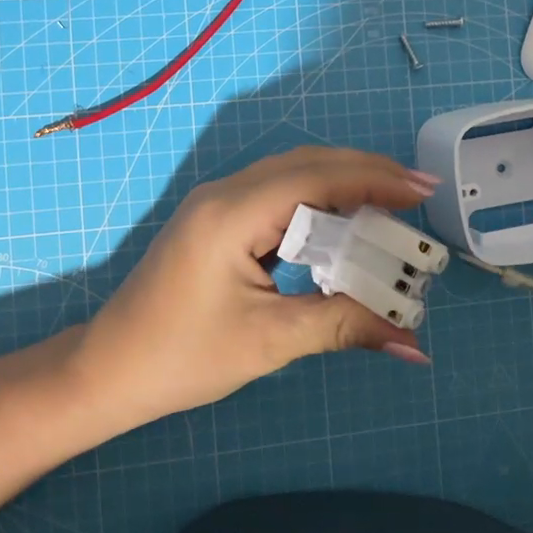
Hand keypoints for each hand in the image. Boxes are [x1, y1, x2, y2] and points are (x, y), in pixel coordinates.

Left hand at [73, 147, 439, 426]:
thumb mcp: (269, 341)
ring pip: (289, 176)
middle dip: (363, 172)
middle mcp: (223, 193)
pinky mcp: (214, 221)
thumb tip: (413, 345)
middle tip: (418, 193)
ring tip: (389, 206)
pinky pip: (274, 197)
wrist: (110, 368)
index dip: (373, 179)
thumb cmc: (183, 356)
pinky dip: (314, 204)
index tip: (423, 190)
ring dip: (339, 184)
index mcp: (233, 213)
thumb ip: (343, 326)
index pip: (316, 177)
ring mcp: (215, 204)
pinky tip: (340, 225)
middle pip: (304, 164)